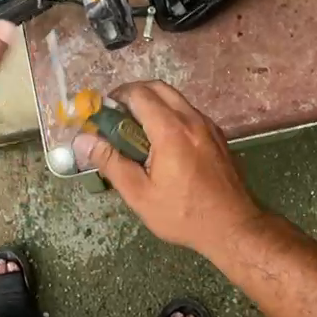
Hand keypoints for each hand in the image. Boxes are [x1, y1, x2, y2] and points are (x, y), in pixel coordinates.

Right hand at [74, 81, 266, 254]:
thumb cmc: (183, 214)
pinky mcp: (217, 136)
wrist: (234, 227)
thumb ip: (111, 162)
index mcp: (171, 130)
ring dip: (153, 104)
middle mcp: (192, 120)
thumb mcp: (140, 194)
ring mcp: (208, 126)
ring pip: (176, 99)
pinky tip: (162, 143)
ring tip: (136, 132)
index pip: (139, 94)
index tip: (103, 113)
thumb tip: (83, 140)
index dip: (117, 97)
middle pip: (159, 88)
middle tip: (117, 117)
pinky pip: (189, 113)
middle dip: (134, 95)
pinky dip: (170, 115)